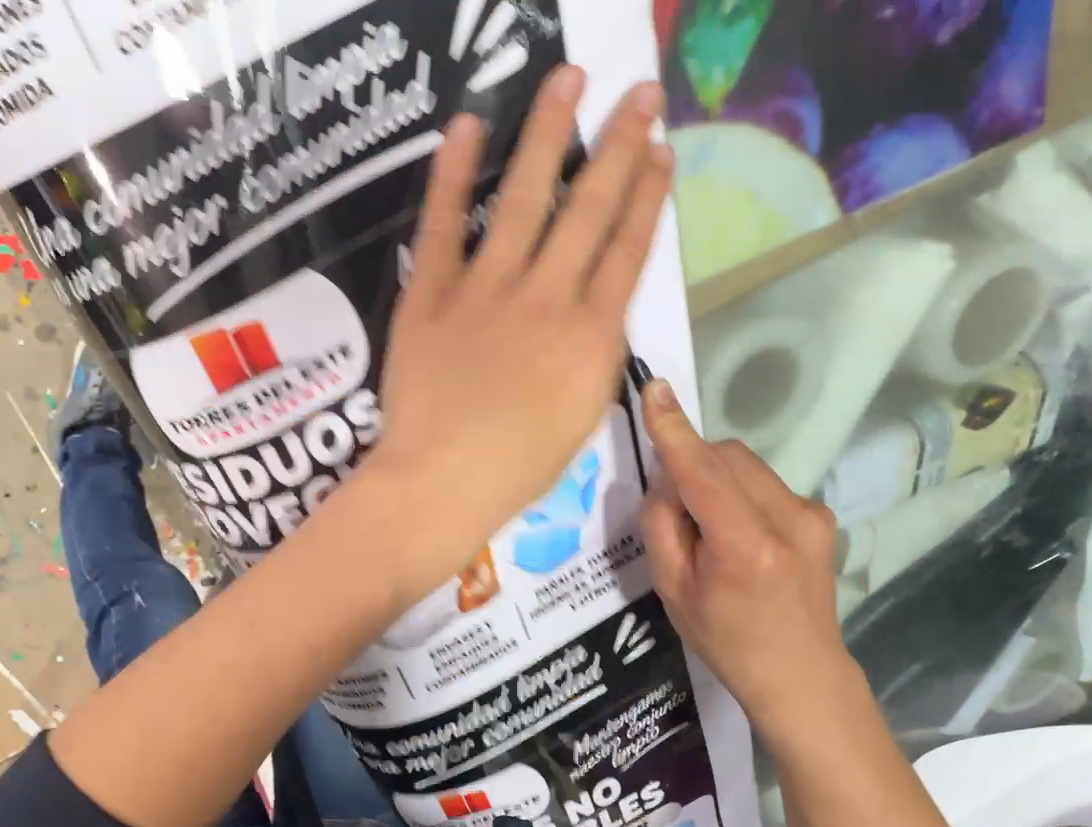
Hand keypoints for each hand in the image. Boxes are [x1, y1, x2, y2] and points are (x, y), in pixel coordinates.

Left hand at [367, 67, 673, 588]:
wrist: (439, 484)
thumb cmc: (516, 470)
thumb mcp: (581, 417)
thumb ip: (592, 355)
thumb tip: (595, 311)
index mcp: (594, 336)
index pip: (630, 248)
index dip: (648, 194)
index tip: (660, 151)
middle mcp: (548, 298)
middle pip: (591, 209)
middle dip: (619, 145)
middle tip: (638, 93)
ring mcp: (487, 291)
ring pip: (525, 198)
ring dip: (549, 133)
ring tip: (569, 77)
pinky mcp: (431, 295)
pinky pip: (442, 225)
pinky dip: (451, 174)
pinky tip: (466, 126)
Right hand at [638, 383, 860, 731]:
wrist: (800, 672)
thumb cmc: (725, 639)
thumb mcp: (672, 589)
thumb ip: (663, 527)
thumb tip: (667, 481)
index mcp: (745, 546)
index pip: (702, 473)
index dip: (674, 431)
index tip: (655, 390)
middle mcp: (788, 519)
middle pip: (727, 456)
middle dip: (692, 465)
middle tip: (675, 513)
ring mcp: (811, 514)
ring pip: (745, 465)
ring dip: (714, 479)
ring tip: (707, 532)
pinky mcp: (820, 516)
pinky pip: (762, 483)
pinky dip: (736, 494)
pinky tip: (736, 537)